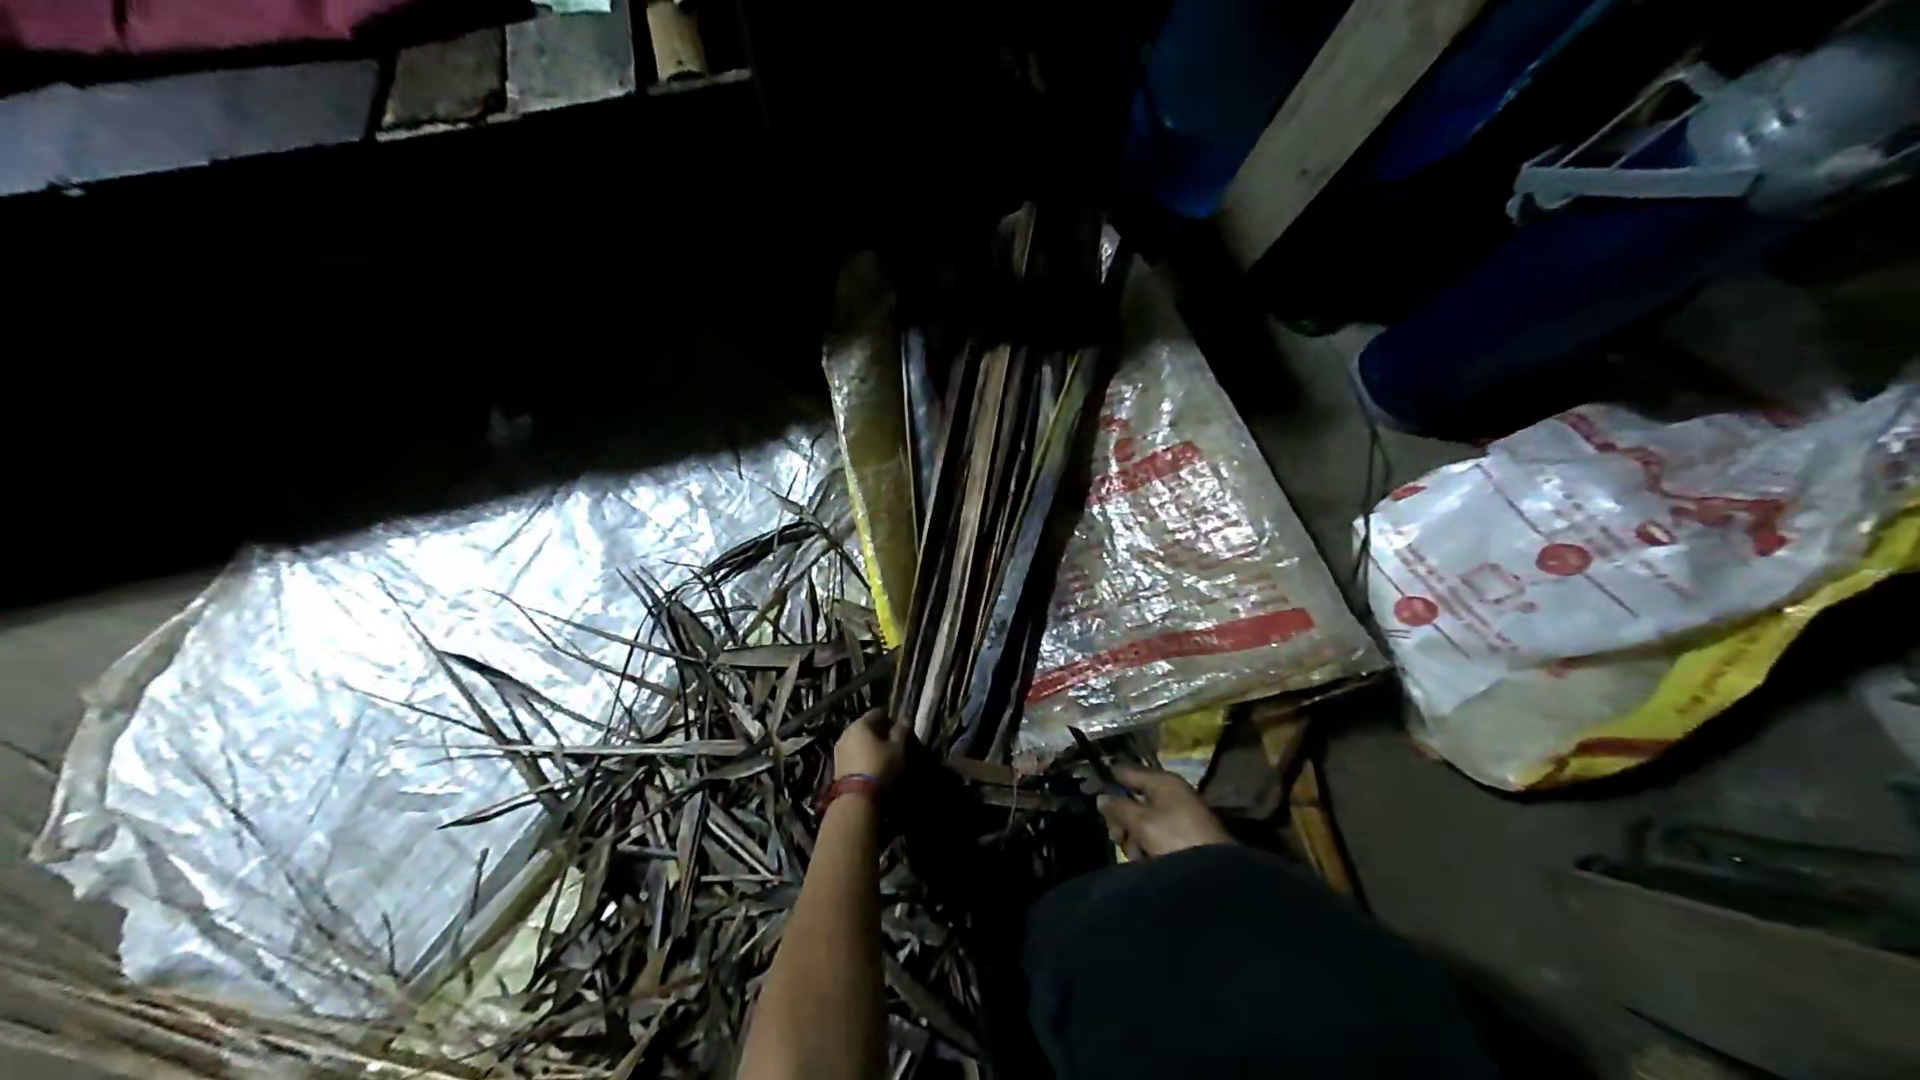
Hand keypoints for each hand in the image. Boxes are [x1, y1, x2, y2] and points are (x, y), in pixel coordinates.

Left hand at [833, 707, 906, 782]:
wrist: (856, 799)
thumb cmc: (880, 767)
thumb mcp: (898, 749)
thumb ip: (901, 732)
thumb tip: (904, 720)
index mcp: (861, 724)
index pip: (877, 712)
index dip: (890, 718)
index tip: (899, 728)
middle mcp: (846, 732)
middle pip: (866, 726)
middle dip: (879, 732)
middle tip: (892, 742)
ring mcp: (839, 749)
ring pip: (858, 741)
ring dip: (869, 745)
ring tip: (883, 756)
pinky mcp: (836, 765)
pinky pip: (853, 753)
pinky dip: (862, 755)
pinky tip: (871, 765)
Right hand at [1098, 765, 1234, 859]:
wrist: (1216, 874)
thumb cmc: (1175, 839)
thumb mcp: (1141, 822)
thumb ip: (1118, 808)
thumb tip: (1101, 797)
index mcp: (1161, 782)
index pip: (1125, 772)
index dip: (1106, 780)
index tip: (1087, 791)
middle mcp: (1169, 794)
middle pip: (1131, 799)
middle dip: (1120, 820)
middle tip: (1117, 836)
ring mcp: (1177, 815)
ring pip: (1140, 820)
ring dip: (1132, 837)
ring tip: (1137, 854)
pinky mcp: (1182, 836)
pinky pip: (1153, 835)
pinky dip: (1146, 846)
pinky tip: (1146, 860)